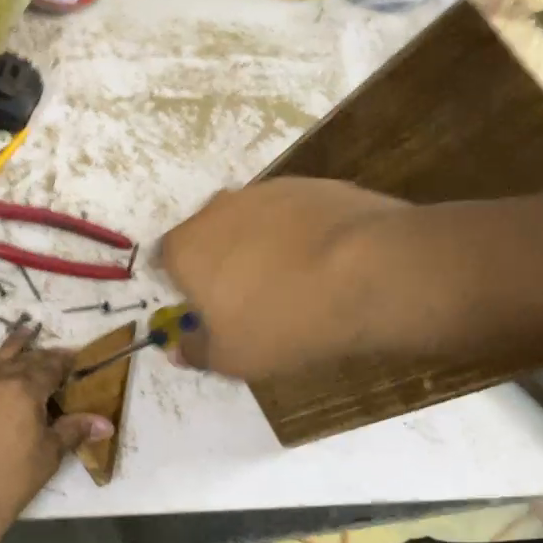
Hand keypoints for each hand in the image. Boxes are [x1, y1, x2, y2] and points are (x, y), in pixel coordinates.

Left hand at [0, 325, 113, 538]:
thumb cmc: (13, 477)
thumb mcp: (49, 453)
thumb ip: (73, 430)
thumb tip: (106, 423)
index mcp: (26, 390)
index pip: (51, 368)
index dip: (64, 363)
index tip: (75, 358)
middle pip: (25, 362)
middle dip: (43, 356)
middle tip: (57, 353)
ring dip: (13, 344)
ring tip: (25, 328)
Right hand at [158, 176, 413, 379]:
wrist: (377, 272)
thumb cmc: (284, 320)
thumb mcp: (232, 358)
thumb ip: (196, 351)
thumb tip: (178, 349)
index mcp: (185, 248)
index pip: (164, 261)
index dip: (183, 285)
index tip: (206, 308)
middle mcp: (216, 210)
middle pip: (208, 236)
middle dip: (221, 262)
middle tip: (249, 297)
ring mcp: (268, 192)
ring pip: (253, 223)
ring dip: (262, 246)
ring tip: (296, 282)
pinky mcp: (316, 185)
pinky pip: (296, 215)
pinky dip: (303, 235)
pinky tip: (329, 264)